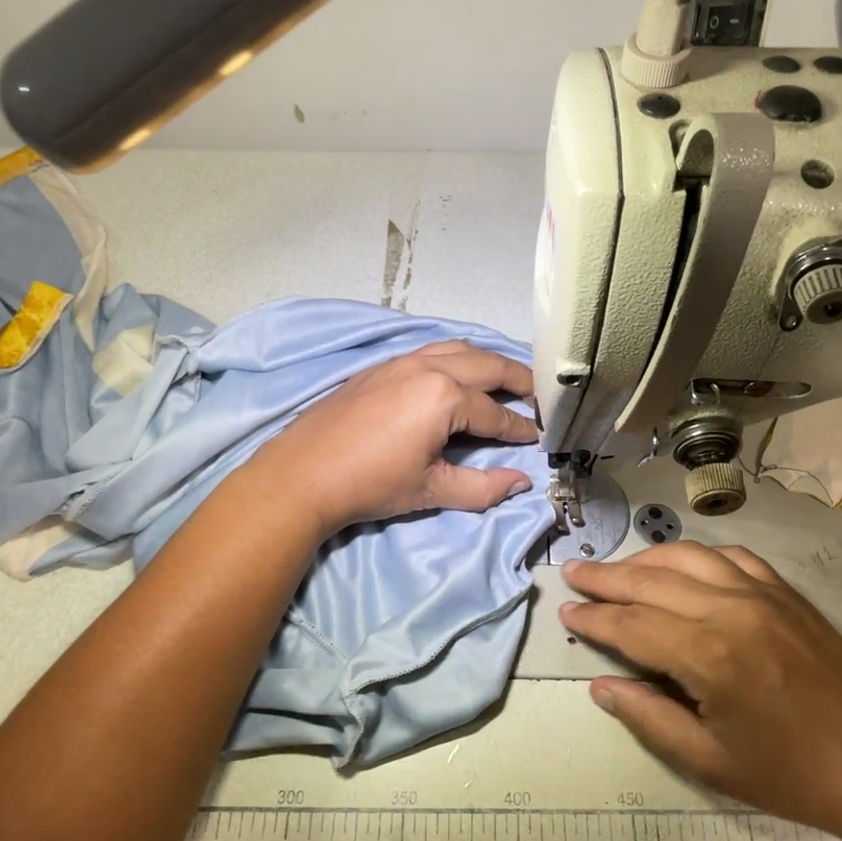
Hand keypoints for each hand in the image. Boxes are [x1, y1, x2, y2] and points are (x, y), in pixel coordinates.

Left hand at [245, 341, 538, 535]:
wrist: (302, 474)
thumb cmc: (370, 485)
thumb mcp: (431, 490)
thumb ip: (482, 487)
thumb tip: (521, 483)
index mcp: (444, 397)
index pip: (494, 414)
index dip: (519, 428)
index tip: (539, 437)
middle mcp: (427, 368)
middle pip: (486, 366)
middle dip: (517, 379)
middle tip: (539, 395)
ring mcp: (400, 361)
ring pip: (457, 350)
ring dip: (486, 362)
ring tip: (505, 378)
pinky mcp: (380, 367)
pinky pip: (430, 351)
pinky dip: (456, 359)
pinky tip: (457, 376)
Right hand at [560, 542, 841, 840]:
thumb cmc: (789, 775)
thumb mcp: (708, 761)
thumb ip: (648, 718)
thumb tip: (600, 686)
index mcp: (708, 655)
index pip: (632, 625)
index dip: (594, 619)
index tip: (565, 611)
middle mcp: (732, 610)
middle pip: (653, 581)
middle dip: (607, 578)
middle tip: (574, 572)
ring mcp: (765, 596)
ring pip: (691, 557)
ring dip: (647, 558)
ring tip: (617, 567)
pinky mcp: (789, 595)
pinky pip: (734, 558)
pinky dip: (700, 555)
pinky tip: (684, 564)